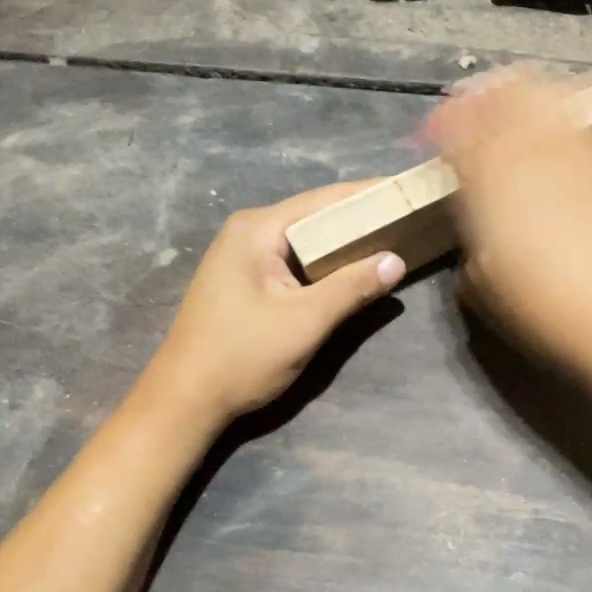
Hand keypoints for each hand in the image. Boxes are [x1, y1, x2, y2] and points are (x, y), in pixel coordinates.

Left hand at [139, 183, 404, 423]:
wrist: (185, 400)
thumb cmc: (242, 355)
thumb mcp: (304, 322)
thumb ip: (351, 288)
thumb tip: (397, 261)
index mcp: (257, 230)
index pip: (323, 201)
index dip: (368, 195)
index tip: (407, 191)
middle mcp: (248, 233)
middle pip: (315, 217)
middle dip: (360, 219)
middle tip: (407, 217)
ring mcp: (244, 257)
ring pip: (306, 242)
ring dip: (344, 244)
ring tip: (391, 239)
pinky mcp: (247, 281)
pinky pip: (295, 261)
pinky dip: (326, 264)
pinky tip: (354, 271)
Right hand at [426, 66, 591, 365]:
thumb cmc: (547, 304)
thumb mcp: (484, 282)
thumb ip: (471, 242)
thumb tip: (475, 230)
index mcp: (488, 174)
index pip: (456, 126)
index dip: (441, 124)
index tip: (432, 134)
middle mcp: (532, 146)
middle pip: (502, 92)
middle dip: (481, 95)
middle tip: (469, 110)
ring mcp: (579, 146)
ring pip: (545, 91)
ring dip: (521, 93)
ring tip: (512, 108)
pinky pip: (580, 115)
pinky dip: (560, 111)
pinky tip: (557, 132)